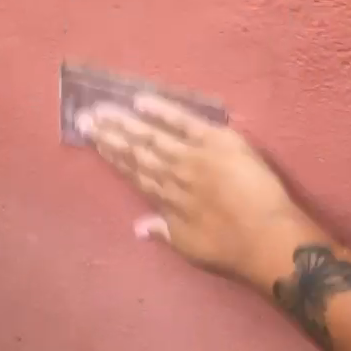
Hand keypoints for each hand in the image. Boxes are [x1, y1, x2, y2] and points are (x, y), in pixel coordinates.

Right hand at [79, 96, 319, 283]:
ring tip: (103, 109)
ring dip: (125, 122)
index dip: (112, 155)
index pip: (134, 172)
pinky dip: (162, 110)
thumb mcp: (191, 247)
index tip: (92, 140)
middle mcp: (172, 175)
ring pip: (152, 136)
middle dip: (109, 134)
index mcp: (167, 200)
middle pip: (136, 151)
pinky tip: (140, 101)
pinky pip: (184, 122)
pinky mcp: (216, 142)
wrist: (266, 239)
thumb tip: (137, 227)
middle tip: (85, 117)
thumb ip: (164, 232)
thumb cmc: (231, 249)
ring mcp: (192, 157)